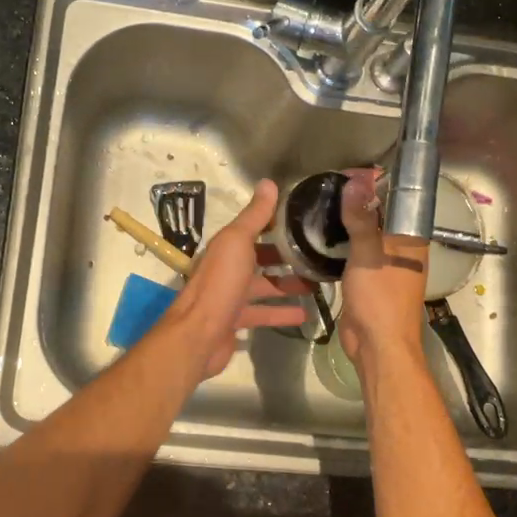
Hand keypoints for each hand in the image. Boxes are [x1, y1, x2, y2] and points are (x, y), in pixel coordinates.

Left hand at [158, 179, 307, 379]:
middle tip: (317, 254)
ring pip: (264, 286)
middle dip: (286, 256)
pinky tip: (304, 315)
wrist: (199, 334)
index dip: (276, 223)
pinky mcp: (236, 320)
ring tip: (317, 284)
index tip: (306, 220)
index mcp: (227, 247)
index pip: (254, 229)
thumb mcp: (237, 242)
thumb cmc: (220, 284)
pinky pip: (263, 313)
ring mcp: (231, 296)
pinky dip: (281, 313)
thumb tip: (267, 182)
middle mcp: (227, 268)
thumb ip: (254, 216)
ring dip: (288, 285)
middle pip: (260, 258)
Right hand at [337, 168, 429, 365]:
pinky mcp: (369, 282)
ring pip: (368, 236)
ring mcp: (386, 267)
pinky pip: (357, 255)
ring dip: (350, 224)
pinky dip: (344, 245)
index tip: (350, 171)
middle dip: (360, 202)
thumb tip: (356, 181)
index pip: (398, 200)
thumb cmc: (380, 297)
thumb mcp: (369, 253)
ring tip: (324, 207)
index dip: (378, 183)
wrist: (378, 345)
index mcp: (411, 239)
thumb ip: (362, 218)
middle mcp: (402, 250)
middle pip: (382, 217)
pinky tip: (325, 237)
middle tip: (330, 187)